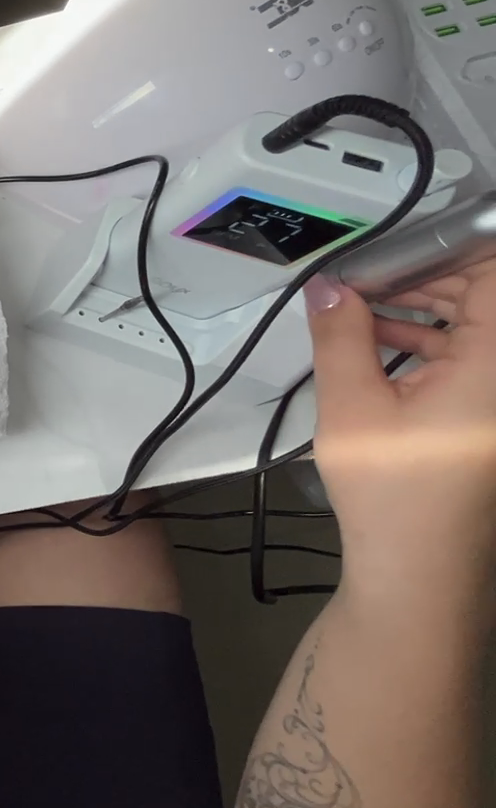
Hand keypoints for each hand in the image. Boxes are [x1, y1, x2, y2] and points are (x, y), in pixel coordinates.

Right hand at [306, 265, 495, 604]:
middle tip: (360, 278)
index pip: (495, 280)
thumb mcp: (352, 404)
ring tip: (357, 308)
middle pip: (491, 299)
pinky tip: (377, 342)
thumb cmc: (391, 484)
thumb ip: (341, 338)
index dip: (451, 254)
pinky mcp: (493, 412)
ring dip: (427, 308)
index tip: (387, 252)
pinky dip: (432, 339)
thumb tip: (327, 287)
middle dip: (430, 278)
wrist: (421, 555)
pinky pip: (474, 354)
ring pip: (481, 326)